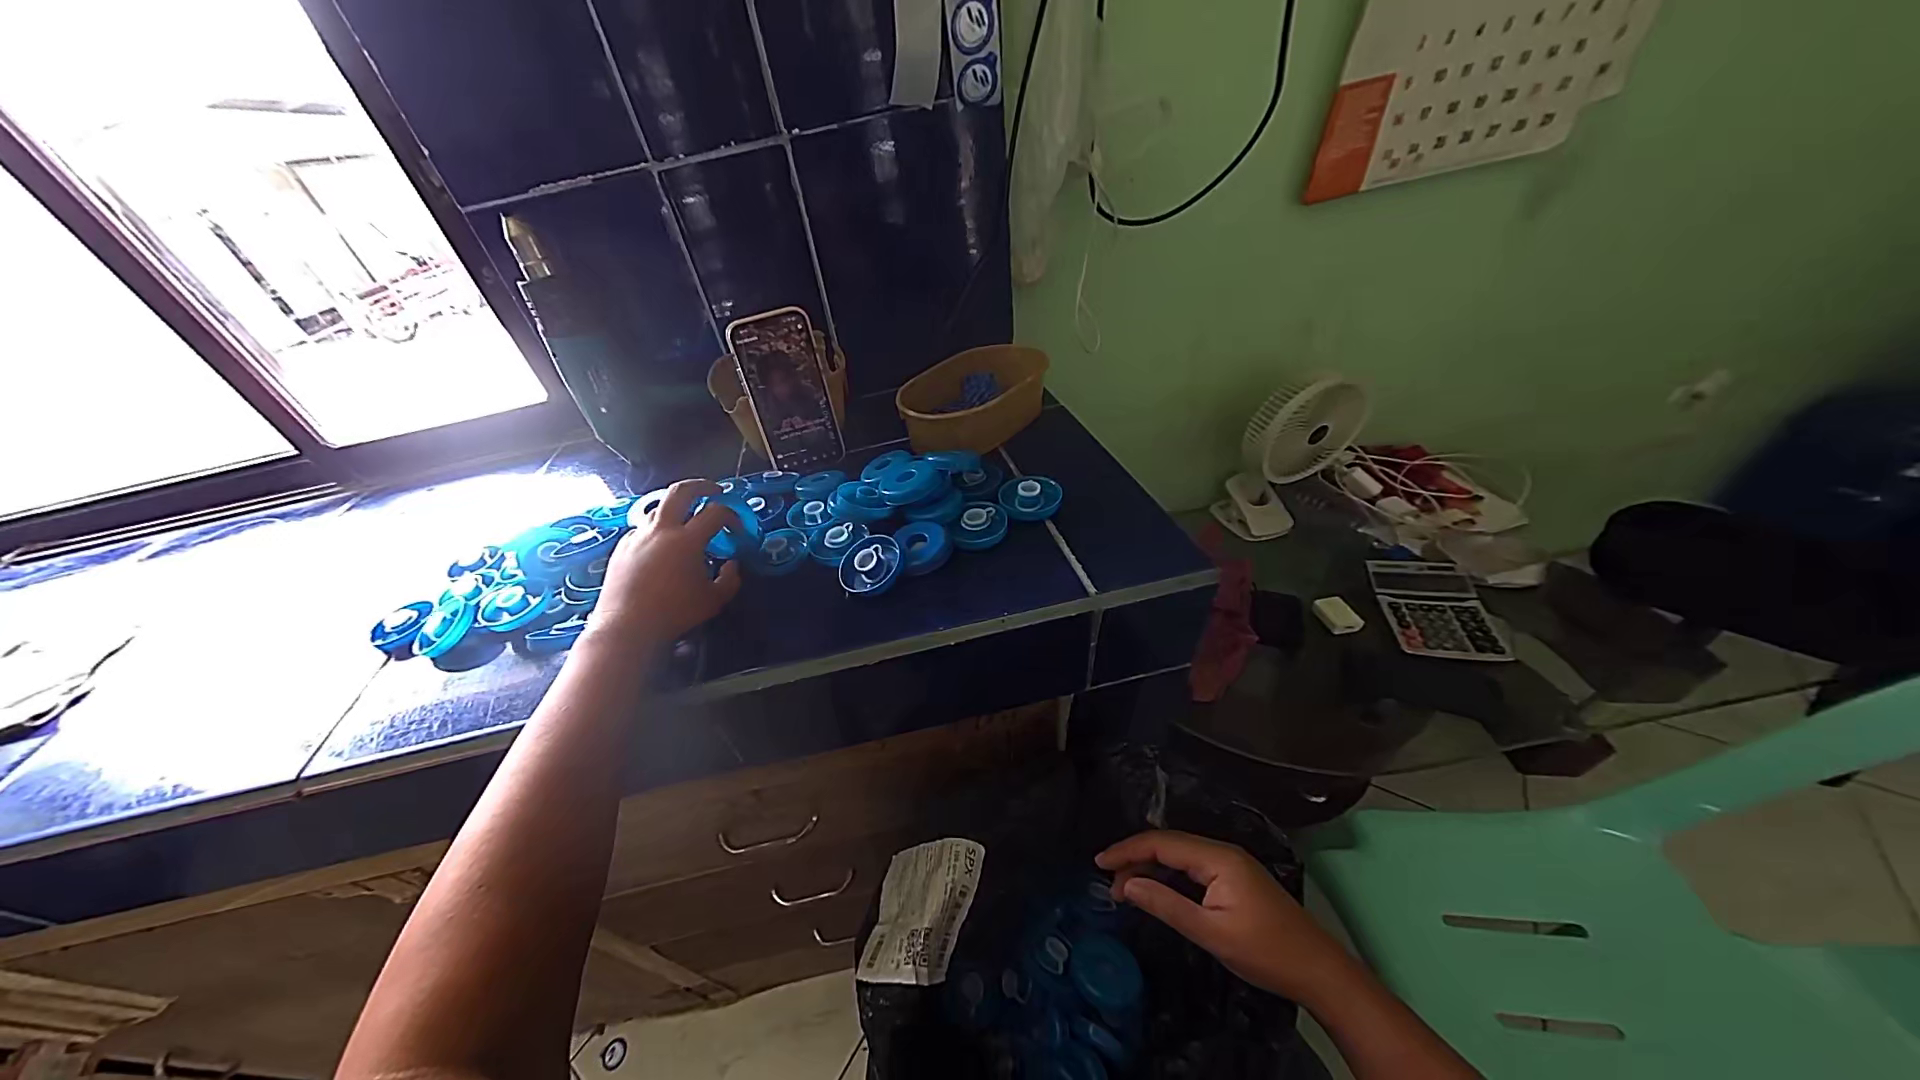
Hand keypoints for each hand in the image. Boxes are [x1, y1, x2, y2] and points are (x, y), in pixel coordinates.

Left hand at [588, 480, 741, 647]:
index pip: (716, 512)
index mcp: (687, 540)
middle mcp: (661, 530)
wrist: (627, 626)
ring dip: (676, 510)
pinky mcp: (622, 548)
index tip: (738, 529)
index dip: (732, 516)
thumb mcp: (714, 600)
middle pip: (680, 491)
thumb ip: (730, 579)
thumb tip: (731, 564)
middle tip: (714, 492)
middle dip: (701, 486)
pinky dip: (657, 532)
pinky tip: (661, 549)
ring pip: (658, 508)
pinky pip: (643, 530)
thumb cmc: (675, 613)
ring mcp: (638, 536)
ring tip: (686, 522)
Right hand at [1096, 830, 1352, 1006]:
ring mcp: (1230, 864)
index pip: (1162, 843)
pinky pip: (1192, 868)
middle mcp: (1223, 852)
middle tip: (1109, 884)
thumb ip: (1166, 905)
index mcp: (1218, 858)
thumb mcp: (1211, 933)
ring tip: (1124, 889)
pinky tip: (1155, 890)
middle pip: (1168, 845)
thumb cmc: (1266, 952)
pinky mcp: (1234, 879)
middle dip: (1135, 859)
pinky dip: (1168, 877)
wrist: (1320, 972)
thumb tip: (1126, 884)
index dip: (1127, 850)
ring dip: (1150, 869)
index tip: (1099, 862)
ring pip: (1179, 856)